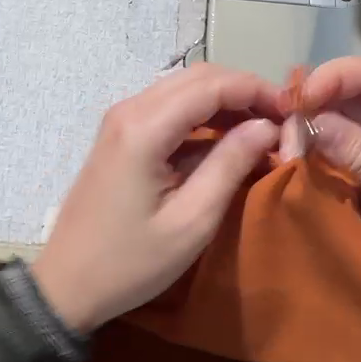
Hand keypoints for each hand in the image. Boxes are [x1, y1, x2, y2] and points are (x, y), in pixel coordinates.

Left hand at [32, 65, 281, 333]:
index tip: (294, 114)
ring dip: (223, 102)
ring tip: (262, 133)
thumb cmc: (130, 261)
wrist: (66, 283)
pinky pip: (167, 108)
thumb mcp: (191, 221)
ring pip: (182, 89)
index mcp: (144, 127)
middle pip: (197, 77)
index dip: (257, 91)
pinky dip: (201, 116)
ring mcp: (120, 120)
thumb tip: (267, 126)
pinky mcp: (119, 135)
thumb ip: (229, 165)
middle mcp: (129, 110)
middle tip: (282, 123)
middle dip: (243, 92)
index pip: (212, 84)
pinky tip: (227, 142)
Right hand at [287, 57, 360, 361]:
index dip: (331, 79)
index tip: (294, 103)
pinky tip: (283, 172)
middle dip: (310, 111)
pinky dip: (307, 170)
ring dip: (304, 141)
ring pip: (331, 135)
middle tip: (275, 134)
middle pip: (344, 101)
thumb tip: (304, 119)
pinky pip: (329, 170)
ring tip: (274, 153)